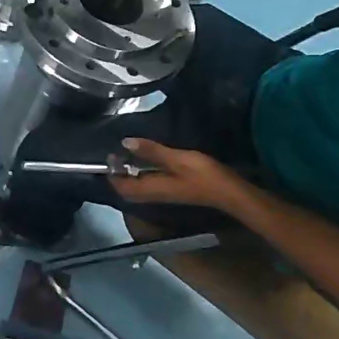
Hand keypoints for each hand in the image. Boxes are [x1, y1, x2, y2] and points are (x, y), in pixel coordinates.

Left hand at [109, 138, 250, 211]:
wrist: (229, 191)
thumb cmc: (202, 175)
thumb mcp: (175, 159)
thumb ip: (151, 151)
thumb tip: (125, 143)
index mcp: (151, 189)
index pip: (122, 187)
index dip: (112, 175)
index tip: (109, 156)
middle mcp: (154, 195)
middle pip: (129, 190)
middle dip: (119, 176)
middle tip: (117, 154)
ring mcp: (165, 194)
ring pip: (140, 187)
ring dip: (131, 174)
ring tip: (129, 154)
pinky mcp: (174, 190)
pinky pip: (150, 184)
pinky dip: (144, 174)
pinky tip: (149, 160)